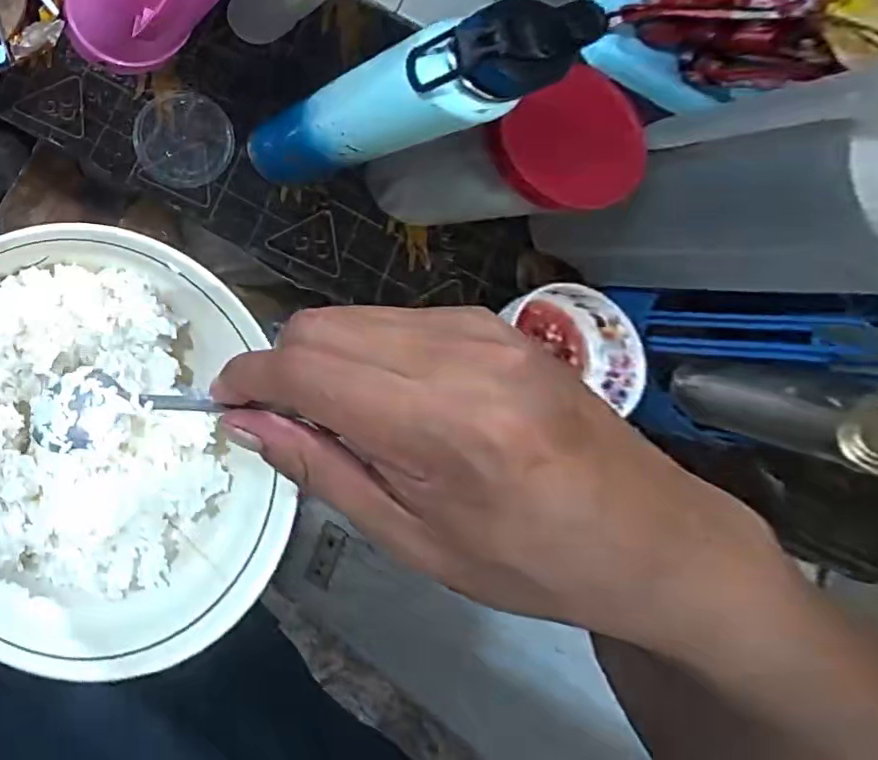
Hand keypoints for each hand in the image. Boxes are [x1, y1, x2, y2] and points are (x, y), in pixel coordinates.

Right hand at [214, 306, 790, 652]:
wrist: (654, 537)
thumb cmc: (530, 562)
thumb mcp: (413, 539)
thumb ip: (319, 469)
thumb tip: (246, 423)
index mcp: (441, 426)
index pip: (305, 370)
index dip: (249, 377)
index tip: (223, 399)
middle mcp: (457, 356)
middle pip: (316, 328)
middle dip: (278, 365)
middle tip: (283, 418)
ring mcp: (477, 328)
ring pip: (347, 316)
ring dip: (316, 355)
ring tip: (339, 412)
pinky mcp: (487, 319)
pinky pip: (387, 317)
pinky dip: (359, 347)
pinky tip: (383, 391)